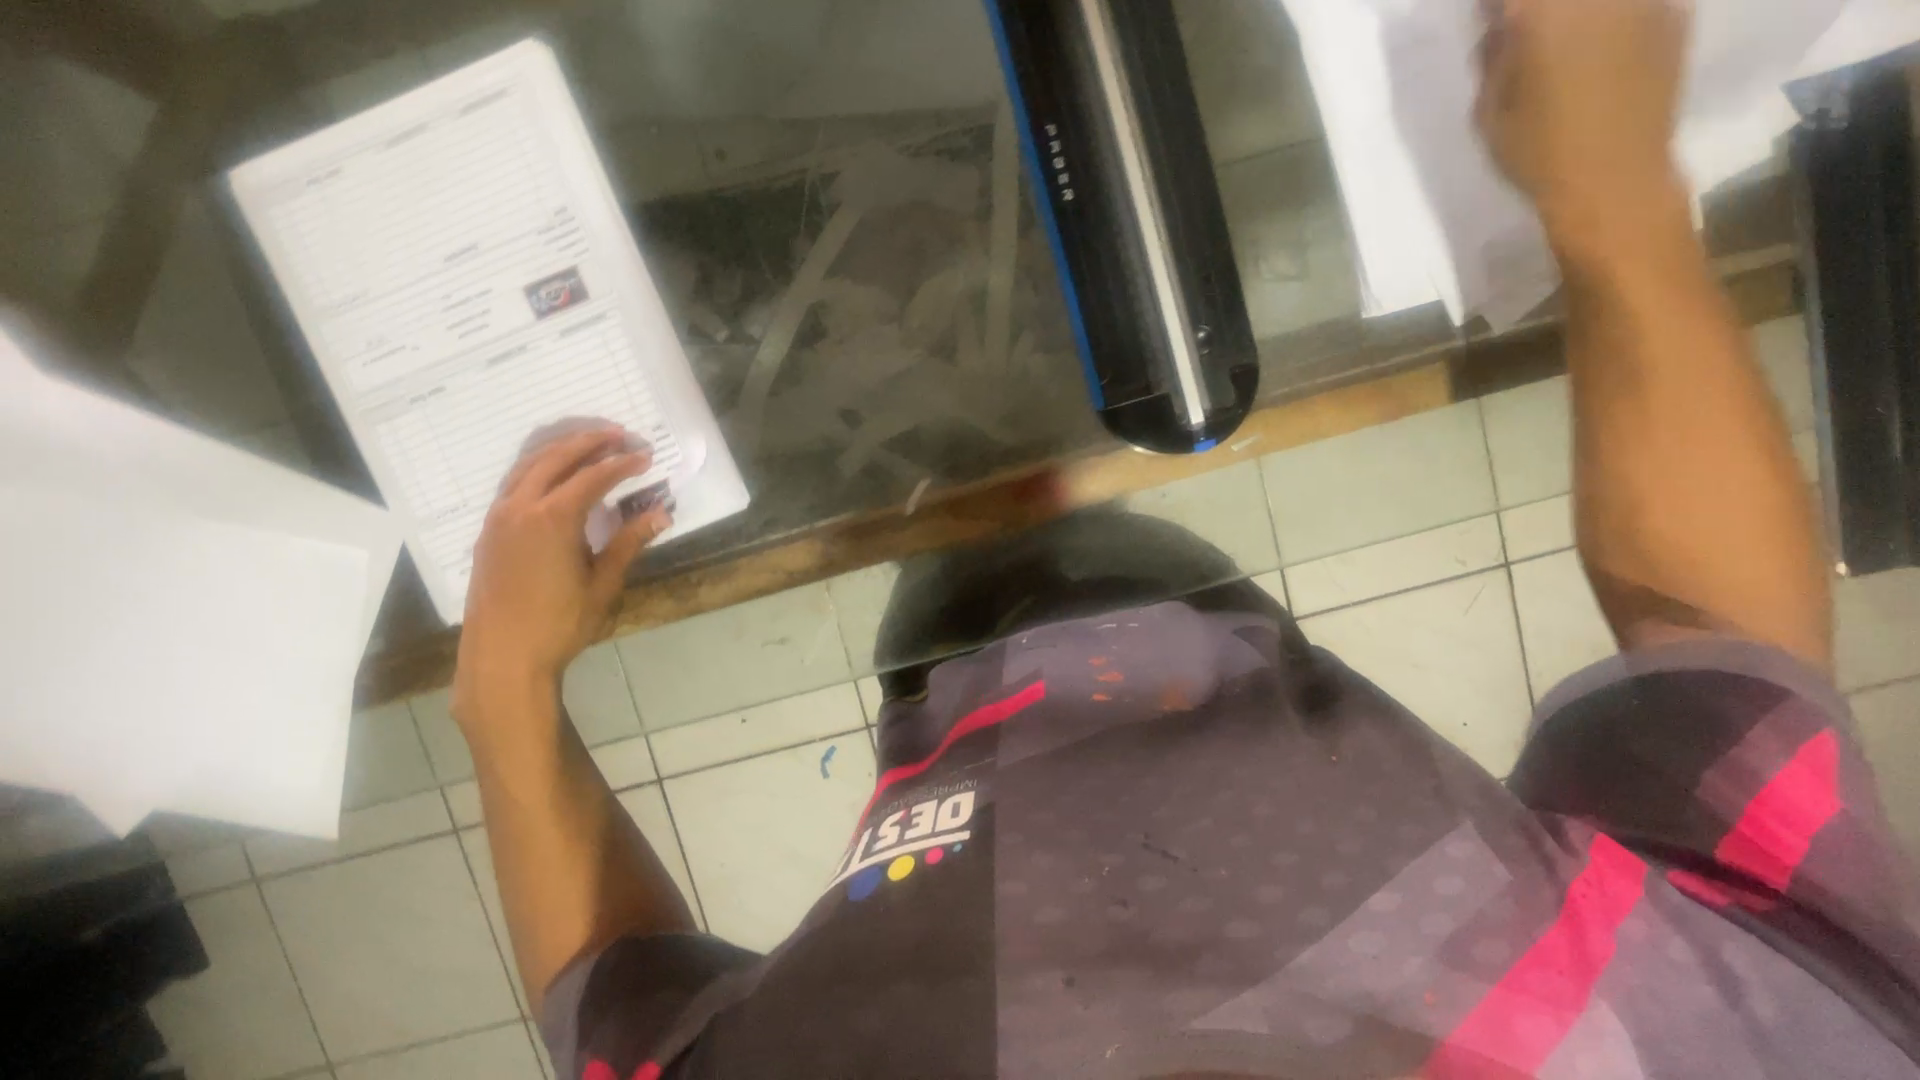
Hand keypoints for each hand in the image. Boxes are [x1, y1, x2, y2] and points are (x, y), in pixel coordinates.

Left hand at [452, 425, 669, 730]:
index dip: (622, 463)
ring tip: (587, 443)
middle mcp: (521, 507)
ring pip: (528, 464)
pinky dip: (536, 467)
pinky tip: (553, 475)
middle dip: (589, 441)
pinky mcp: (489, 531)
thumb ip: (628, 543)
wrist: (503, 657)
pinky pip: (513, 483)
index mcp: (553, 518)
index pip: (593, 476)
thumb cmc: (559, 624)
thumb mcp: (602, 584)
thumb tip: (661, 514)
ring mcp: (499, 517)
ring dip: (559, 448)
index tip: (646, 456)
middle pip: (556, 457)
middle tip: (619, 435)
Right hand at [1476, 0, 1690, 254]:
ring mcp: (1643, 0)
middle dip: (1533, 11)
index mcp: (1541, 14)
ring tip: (1562, 49)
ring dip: (1575, 15)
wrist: (1615, 181)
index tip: (1488, 18)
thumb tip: (1500, 25)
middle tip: (1519, 31)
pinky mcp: (1674, 15)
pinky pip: (1636, 5)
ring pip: (1597, 4)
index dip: (1495, 6)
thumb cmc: (1537, 154)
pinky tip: (1605, 48)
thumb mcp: (1488, 113)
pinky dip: (1615, 19)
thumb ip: (1492, 58)